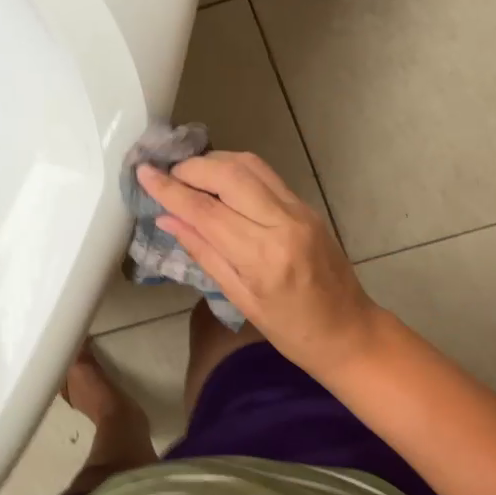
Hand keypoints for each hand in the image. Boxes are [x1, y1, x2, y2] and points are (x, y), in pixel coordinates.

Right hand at [137, 151, 380, 377]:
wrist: (352, 333)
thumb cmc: (292, 330)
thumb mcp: (240, 299)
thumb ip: (202, 252)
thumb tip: (165, 218)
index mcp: (263, 258)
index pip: (205, 211)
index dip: (169, 189)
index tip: (143, 173)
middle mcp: (283, 225)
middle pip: (227, 174)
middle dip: (189, 168)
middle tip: (166, 175)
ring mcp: (298, 210)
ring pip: (247, 164)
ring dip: (212, 161)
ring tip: (188, 174)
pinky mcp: (306, 204)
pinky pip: (263, 173)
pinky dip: (234, 168)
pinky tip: (217, 179)